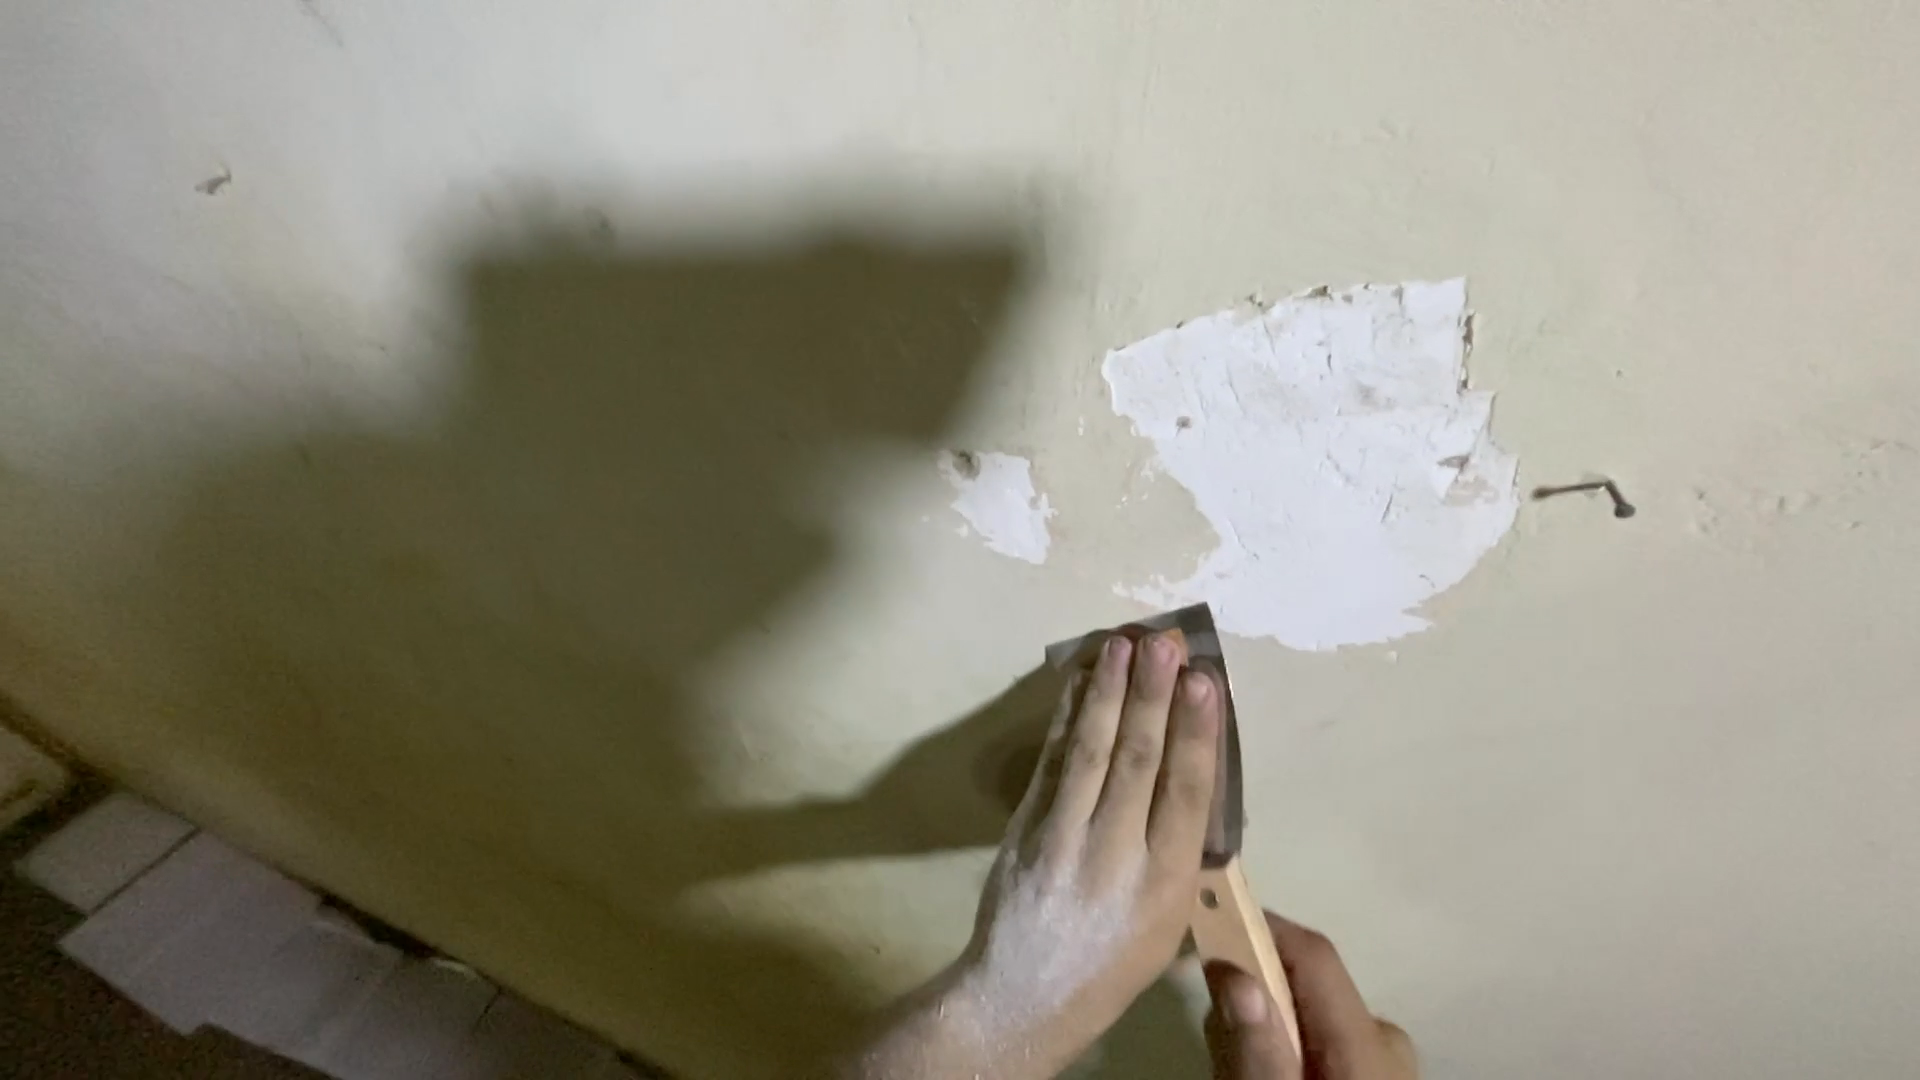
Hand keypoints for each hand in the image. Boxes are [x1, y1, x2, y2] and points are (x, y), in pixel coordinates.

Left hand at [955, 631, 1221, 1075]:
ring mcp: (1064, 836)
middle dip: (1153, 695)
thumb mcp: (1165, 920)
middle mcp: (1117, 854)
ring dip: (1109, 692)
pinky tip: (1080, 682)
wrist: (1026, 992)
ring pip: (1093, 751)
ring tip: (1122, 645)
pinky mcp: (1026, 824)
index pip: (1188, 792)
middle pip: (1139, 760)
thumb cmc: (1112, 960)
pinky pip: (1052, 759)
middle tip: (1163, 642)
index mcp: (1166, 883)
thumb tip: (1190, 771)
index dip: (1197, 731)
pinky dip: (1068, 716)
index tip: (1205, 680)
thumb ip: (1177, 848)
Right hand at [1204, 912, 1416, 1078]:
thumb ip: (1257, 1055)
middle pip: (1300, 984)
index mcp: (1371, 1046)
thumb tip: (1234, 975)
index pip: (1311, 952)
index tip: (1201, 922)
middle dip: (1248, 1000)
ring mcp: (1386, 1068)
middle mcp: (1387, 1045)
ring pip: (1304, 1015)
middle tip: (1217, 1049)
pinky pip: (1317, 1045)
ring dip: (1262, 1035)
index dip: (1255, 925)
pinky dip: (1282, 1058)